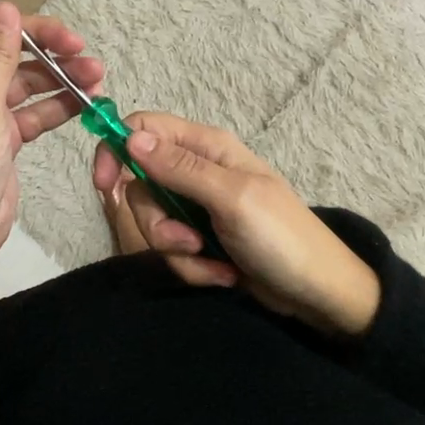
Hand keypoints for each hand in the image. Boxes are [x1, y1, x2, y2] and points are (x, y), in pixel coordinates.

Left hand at [0, 0, 102, 339]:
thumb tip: (5, 7)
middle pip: (0, 40)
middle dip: (40, 39)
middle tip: (78, 45)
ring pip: (23, 73)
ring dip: (58, 71)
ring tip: (95, 73)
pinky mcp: (3, 134)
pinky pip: (34, 106)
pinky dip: (59, 102)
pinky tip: (88, 99)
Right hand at [92, 112, 379, 336]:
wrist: (319, 295)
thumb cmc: (283, 238)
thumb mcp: (232, 198)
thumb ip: (180, 168)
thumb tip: (130, 136)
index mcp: (208, 147)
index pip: (144, 128)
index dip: (117, 149)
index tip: (106, 184)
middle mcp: (198, 171)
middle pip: (141, 183)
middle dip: (156, 221)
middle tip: (187, 241)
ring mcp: (198, 207)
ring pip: (154, 221)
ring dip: (178, 250)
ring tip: (214, 262)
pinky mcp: (201, 240)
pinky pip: (173, 249)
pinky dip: (193, 267)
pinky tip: (222, 274)